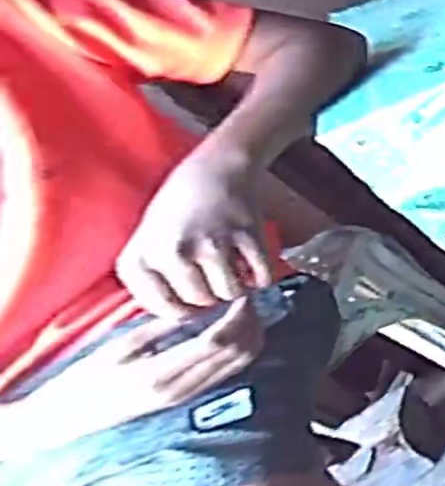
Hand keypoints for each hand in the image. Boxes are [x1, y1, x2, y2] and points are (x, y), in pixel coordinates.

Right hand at [0, 300, 262, 457]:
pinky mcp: (190, 396)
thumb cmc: (81, 381)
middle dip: (252, 321)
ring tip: (245, 313)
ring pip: (243, 360)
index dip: (239, 314)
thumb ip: (162, 328)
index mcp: (156, 374)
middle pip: (238, 349)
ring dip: (254, 333)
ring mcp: (186, 394)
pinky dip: (246, 346)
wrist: (58, 421)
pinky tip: (239, 331)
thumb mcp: (116, 349)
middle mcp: (178, 387)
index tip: (242, 295)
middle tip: (247, 301)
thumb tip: (202, 305)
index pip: (218, 340)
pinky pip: (233, 369)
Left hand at [117, 150, 272, 317]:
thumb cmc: (177, 211)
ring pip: (229, 290)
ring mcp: (213, 243)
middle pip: (200, 300)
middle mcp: (172, 255)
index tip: (199, 305)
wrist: (214, 173)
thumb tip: (180, 310)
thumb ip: (153, 277)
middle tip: (223, 290)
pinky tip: (262, 274)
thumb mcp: (147, 244)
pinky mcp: (248, 233)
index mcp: (139, 262)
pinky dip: (264, 277)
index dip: (186, 311)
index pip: (163, 307)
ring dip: (238, 291)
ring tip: (241, 282)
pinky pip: (261, 270)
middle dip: (215, 300)